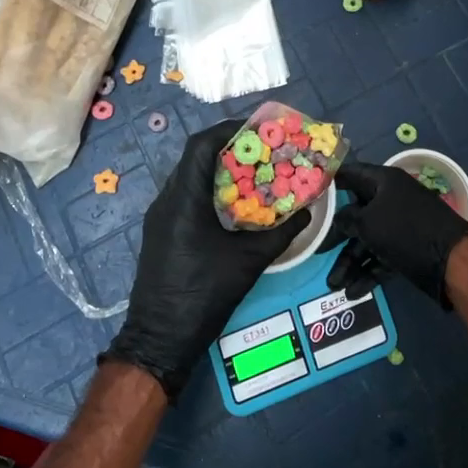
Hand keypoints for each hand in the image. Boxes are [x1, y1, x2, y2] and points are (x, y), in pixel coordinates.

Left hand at [104, 120, 310, 398]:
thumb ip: (281, 232)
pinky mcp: (161, 231)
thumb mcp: (250, 262)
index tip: (258, 129)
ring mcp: (161, 216)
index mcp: (184, 199)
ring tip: (253, 172)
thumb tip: (307, 210)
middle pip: (196, 157)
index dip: (229, 130)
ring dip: (219, 169)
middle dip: (230, 148)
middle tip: (263, 150)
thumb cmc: (204, 295)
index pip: (201, 145)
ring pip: (190, 176)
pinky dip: (210, 189)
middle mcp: (167, 199)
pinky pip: (186, 195)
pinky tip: (234, 203)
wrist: (159, 338)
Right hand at [323, 160, 467, 307]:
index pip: (352, 174)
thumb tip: (339, 219)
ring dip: (350, 262)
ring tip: (334, 285)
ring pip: (367, 241)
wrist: (450, 260)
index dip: (332, 181)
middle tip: (317, 252)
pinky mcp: (405, 251)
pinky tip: (353, 292)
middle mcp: (390, 201)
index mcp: (384, 182)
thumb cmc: (405, 230)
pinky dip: (367, 273)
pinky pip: (380, 259)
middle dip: (337, 237)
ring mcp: (398, 227)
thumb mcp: (368, 222)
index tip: (312, 192)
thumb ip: (348, 219)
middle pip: (356, 214)